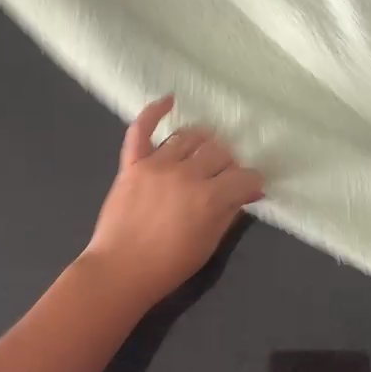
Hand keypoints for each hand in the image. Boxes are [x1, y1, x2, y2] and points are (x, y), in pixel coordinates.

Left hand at [78, 96, 263, 308]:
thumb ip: (231, 212)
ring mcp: (156, 165)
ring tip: (204, 151)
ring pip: (189, 136)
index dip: (251, 181)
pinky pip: (141, 130)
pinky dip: (154, 111)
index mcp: (209, 198)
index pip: (244, 175)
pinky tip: (169, 100)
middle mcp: (186, 174)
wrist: (119, 271)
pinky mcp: (132, 164)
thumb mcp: (210, 243)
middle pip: (220, 151)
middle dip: (229, 163)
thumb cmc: (169, 266)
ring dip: (203, 141)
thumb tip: (251, 191)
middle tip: (224, 176)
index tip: (250, 187)